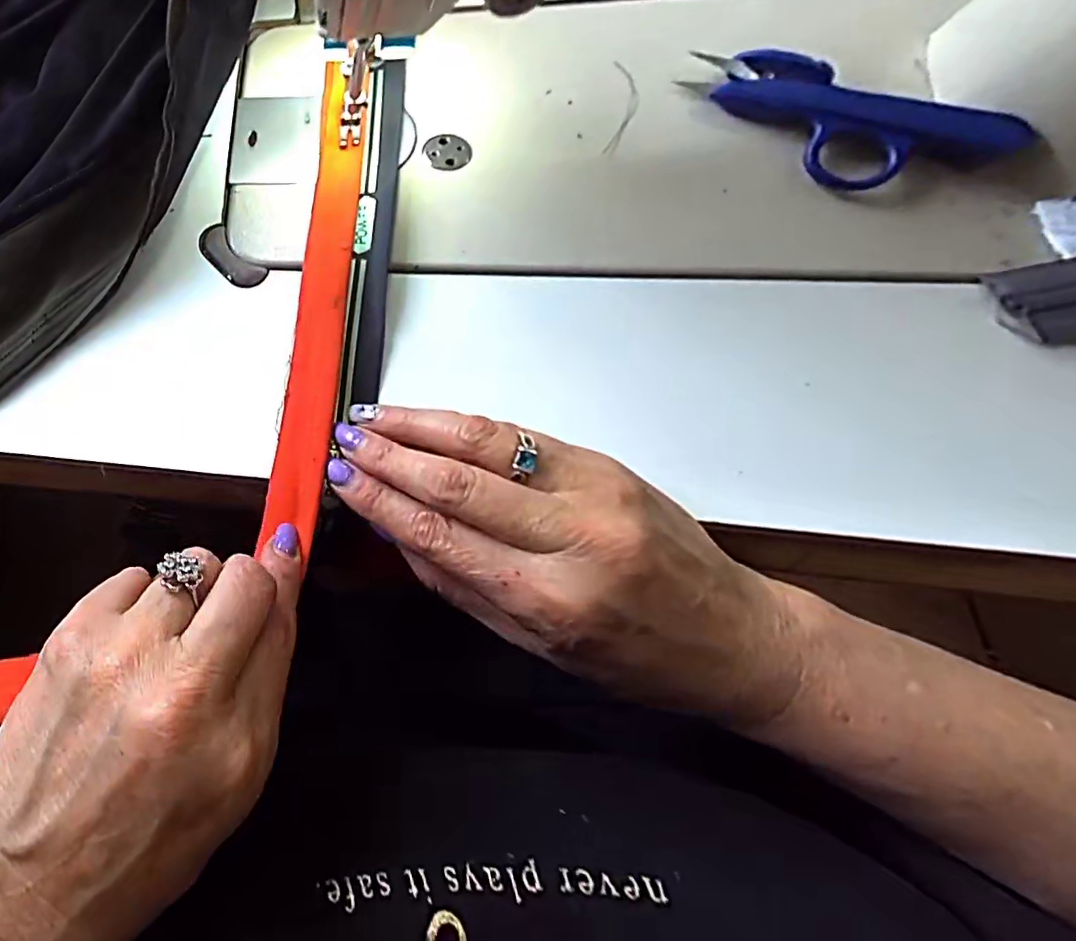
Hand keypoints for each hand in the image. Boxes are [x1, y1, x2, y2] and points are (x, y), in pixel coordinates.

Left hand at [0, 526, 304, 940]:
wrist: (25, 876)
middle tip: (224, 609)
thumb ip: (263, 682)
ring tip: (166, 640)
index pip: (280, 621)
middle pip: (244, 579)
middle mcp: (181, 691)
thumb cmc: (133, 844)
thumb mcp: (230, 782)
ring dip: (189, 592)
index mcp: (234, 740)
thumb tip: (280, 601)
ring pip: (189, 565)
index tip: (284, 552)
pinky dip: (139, 600)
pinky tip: (127, 645)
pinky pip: (134, 574)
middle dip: (244, 582)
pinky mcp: (72, 637)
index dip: (286, 580)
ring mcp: (122, 656)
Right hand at [327, 406, 808, 727]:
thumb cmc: (637, 657)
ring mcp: (594, 490)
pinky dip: (465, 424)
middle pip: (458, 482)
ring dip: (420, 425)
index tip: (344, 480)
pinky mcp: (605, 462)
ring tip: (374, 418)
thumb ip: (460, 585)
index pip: (441, 536)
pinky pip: (521, 435)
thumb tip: (398, 533)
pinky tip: (430, 419)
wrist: (730, 631)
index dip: (382, 501)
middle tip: (346, 440)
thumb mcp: (536, 645)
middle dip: (390, 456)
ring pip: (488, 443)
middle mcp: (574, 538)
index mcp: (551, 599)